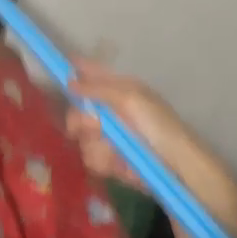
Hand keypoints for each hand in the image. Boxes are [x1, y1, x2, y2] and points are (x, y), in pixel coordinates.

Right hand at [65, 60, 231, 192]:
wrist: (176, 166)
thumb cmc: (158, 126)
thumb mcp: (131, 99)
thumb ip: (98, 89)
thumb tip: (69, 81)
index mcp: (120, 92)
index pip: (93, 76)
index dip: (76, 72)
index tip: (60, 72)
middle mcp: (111, 113)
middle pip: (78, 111)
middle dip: (82, 121)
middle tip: (94, 126)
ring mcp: (109, 138)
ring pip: (82, 138)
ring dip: (97, 145)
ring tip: (115, 151)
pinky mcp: (109, 161)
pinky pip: (91, 158)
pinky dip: (104, 162)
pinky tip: (118, 164)